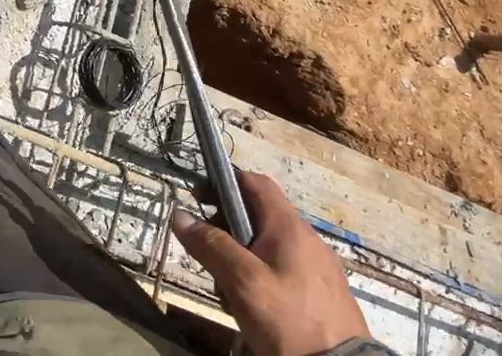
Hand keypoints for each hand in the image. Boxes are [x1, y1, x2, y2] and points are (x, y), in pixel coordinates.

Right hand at [172, 171, 371, 355]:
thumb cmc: (290, 321)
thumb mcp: (242, 281)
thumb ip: (210, 245)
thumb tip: (180, 216)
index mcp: (290, 228)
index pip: (254, 182)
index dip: (223, 183)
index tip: (198, 202)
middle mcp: (308, 241)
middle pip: (255, 216)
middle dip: (224, 230)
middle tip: (209, 257)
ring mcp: (318, 269)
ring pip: (264, 246)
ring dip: (238, 259)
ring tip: (229, 290)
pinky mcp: (321, 294)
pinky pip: (280, 271)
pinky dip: (258, 278)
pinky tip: (251, 305)